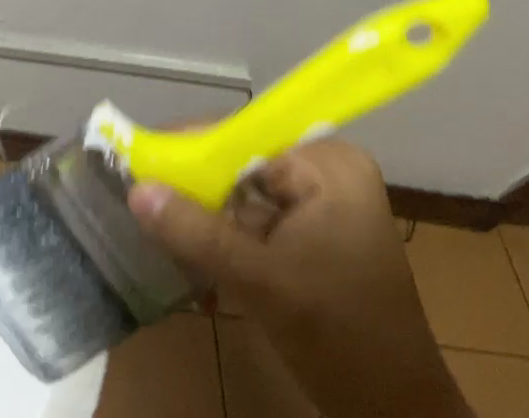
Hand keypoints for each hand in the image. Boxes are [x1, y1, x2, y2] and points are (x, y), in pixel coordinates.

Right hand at [128, 140, 469, 417]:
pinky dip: (222, 232)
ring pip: (241, 190)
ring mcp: (321, 202)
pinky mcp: (311, 232)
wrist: (394, 409)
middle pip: (239, 161)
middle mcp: (326, 171)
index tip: (134, 162)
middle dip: (192, 183)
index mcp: (328, 166)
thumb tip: (134, 190)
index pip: (242, 136)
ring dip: (203, 211)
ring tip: (151, 218)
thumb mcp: (261, 280)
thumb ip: (197, 232)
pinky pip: (253, 216)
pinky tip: (186, 247)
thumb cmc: (339, 335)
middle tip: (137, 195)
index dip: (186, 148)